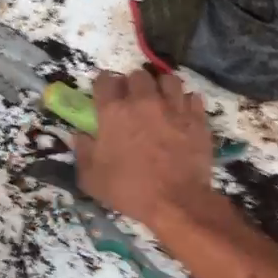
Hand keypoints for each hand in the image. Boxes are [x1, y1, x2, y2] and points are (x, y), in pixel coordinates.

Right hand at [72, 69, 239, 235]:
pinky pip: (192, 97)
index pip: (105, 80)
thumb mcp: (92, 177)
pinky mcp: (196, 119)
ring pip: (167, 80)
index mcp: (113, 112)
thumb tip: (80, 135)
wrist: (177, 203)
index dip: (104, 85)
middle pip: (137, 75)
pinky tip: (181, 112)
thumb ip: (82, 151)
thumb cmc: (130, 190)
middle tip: (132, 99)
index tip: (105, 95)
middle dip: (133, 84)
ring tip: (160, 100)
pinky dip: (185, 101)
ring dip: (161, 87)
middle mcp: (142, 102)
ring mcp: (173, 108)